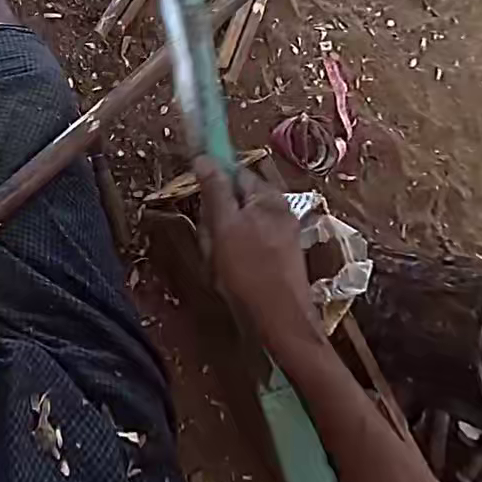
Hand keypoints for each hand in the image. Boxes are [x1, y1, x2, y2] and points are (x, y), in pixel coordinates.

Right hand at [195, 157, 323, 353]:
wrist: (281, 324)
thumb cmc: (250, 271)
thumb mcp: (225, 226)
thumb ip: (215, 190)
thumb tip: (204, 157)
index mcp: (269, 197)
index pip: (236, 172)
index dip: (214, 182)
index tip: (199, 201)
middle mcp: (278, 212)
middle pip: (234, 201)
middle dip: (216, 219)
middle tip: (211, 241)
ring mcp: (280, 237)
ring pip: (236, 228)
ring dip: (220, 242)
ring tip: (218, 264)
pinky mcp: (277, 261)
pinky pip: (246, 248)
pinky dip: (232, 259)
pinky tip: (228, 278)